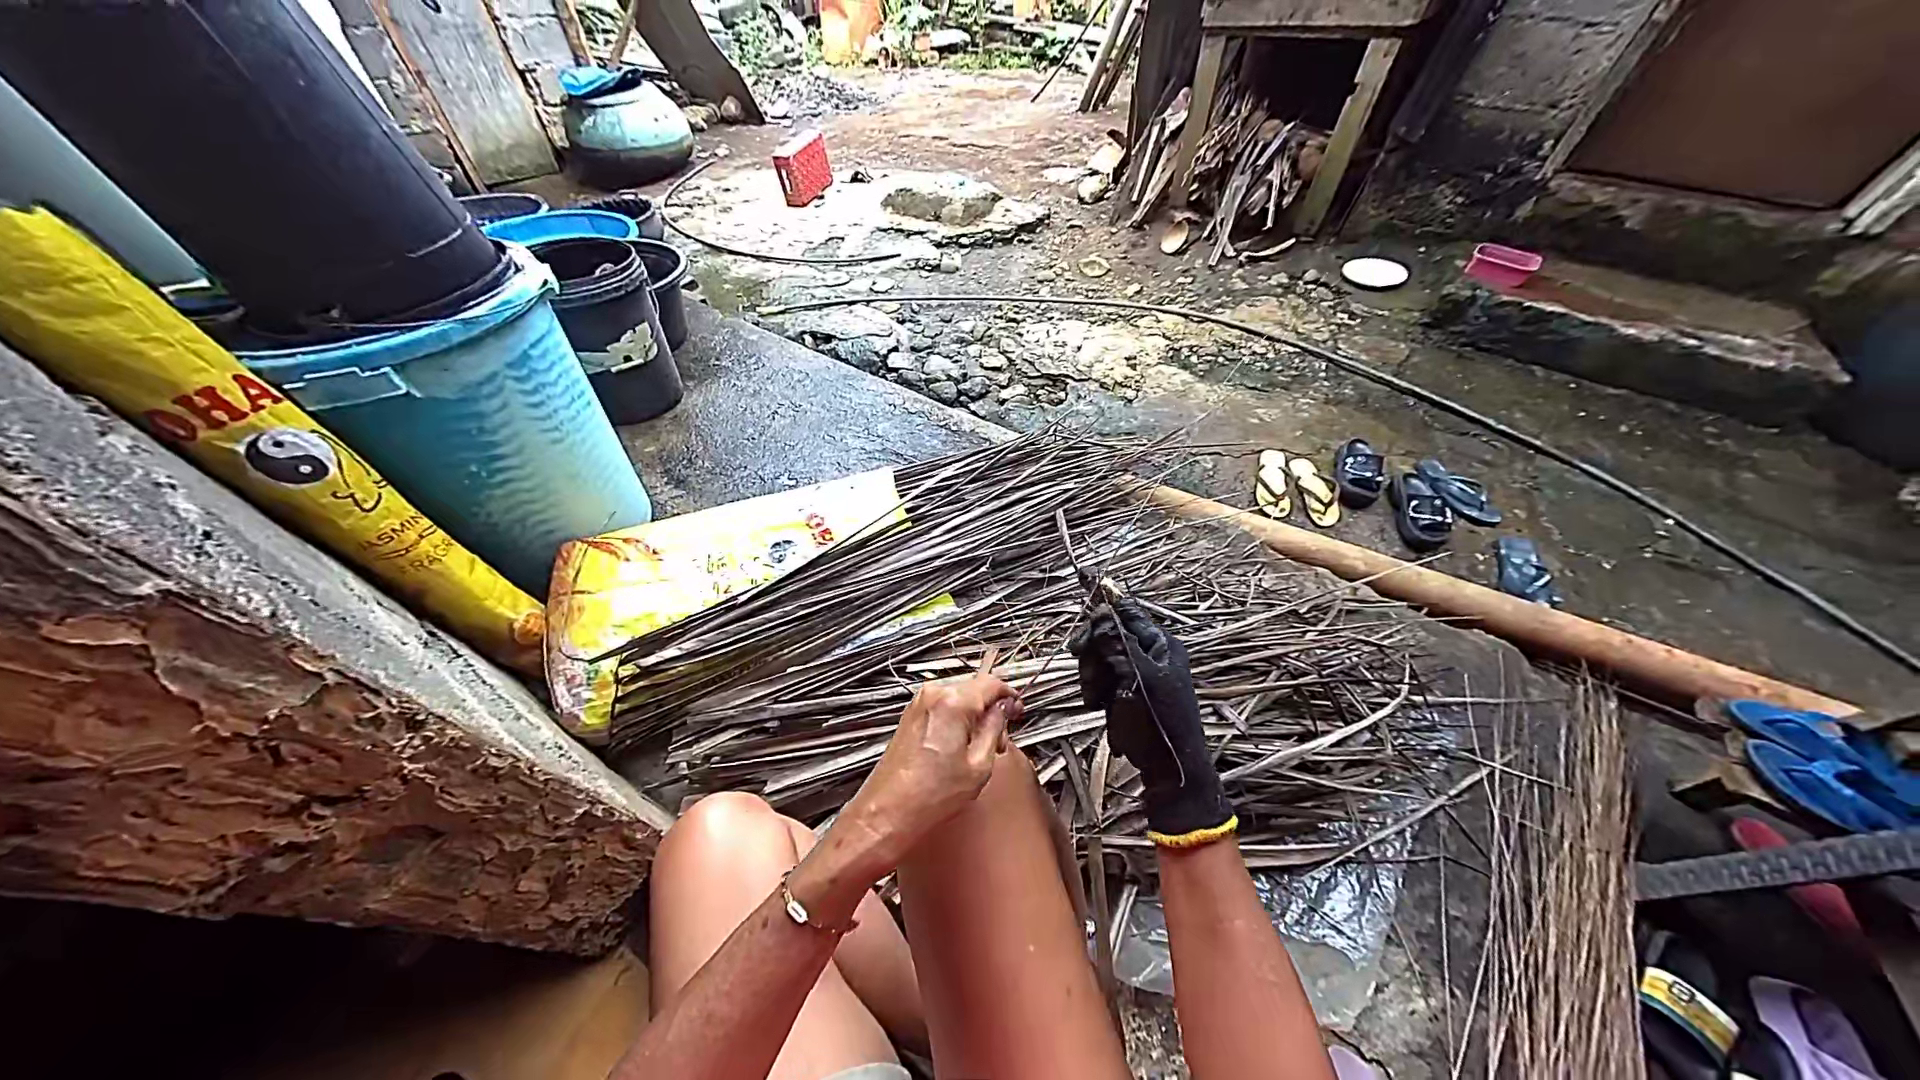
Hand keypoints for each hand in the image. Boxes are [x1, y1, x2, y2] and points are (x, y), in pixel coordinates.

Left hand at [833, 673, 1021, 875]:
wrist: (888, 812)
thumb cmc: (926, 795)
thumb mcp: (979, 764)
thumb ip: (995, 728)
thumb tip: (1003, 711)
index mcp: (953, 702)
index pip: (992, 683)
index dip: (1010, 695)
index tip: (1017, 708)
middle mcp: (933, 695)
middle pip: (975, 686)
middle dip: (992, 708)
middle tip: (1002, 736)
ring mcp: (918, 704)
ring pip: (959, 695)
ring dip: (975, 714)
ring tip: (981, 748)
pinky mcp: (911, 715)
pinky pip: (943, 706)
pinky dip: (957, 719)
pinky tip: (961, 747)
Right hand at [1070, 599, 1232, 842]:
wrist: (1169, 770)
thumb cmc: (1159, 723)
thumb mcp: (1136, 676)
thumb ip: (1116, 641)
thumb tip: (1100, 609)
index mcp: (1161, 644)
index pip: (1127, 611)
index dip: (1101, 612)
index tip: (1079, 625)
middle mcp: (1150, 654)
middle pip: (1108, 636)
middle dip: (1093, 656)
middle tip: (1089, 676)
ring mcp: (1138, 673)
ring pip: (1100, 659)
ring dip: (1092, 677)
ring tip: (1097, 700)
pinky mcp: (1127, 691)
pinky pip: (1102, 679)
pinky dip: (1096, 691)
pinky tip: (1098, 706)